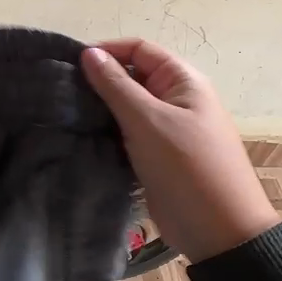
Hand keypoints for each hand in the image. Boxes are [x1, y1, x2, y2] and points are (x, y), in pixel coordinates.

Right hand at [81, 39, 280, 261]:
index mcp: (183, 81)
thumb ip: (115, 85)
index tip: (70, 65)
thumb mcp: (148, 121)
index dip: (106, 51)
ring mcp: (166, 128)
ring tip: (66, 112)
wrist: (219, 232)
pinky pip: (127, 131)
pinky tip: (82, 134)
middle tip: (62, 91)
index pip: (139, 49)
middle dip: (99, 80)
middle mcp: (175, 99)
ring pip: (126, 105)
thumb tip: (88, 52)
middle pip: (131, 75)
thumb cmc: (187, 168)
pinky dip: (107, 130)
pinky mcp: (156, 153)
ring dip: (100, 107)